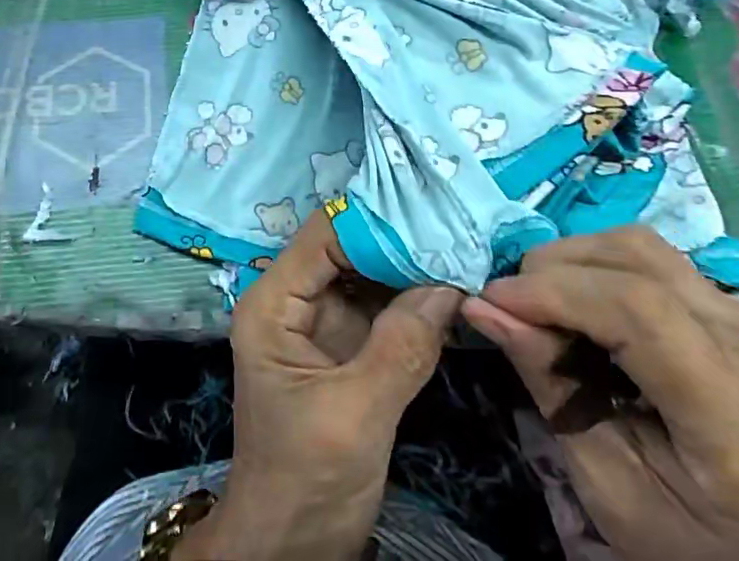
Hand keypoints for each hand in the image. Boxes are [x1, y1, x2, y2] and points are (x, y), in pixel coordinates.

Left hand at [176, 210, 462, 560]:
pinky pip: (382, 315)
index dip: (371, 221)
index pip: (322, 239)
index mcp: (273, 304)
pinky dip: (414, 304)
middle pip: (346, 254)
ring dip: (411, 270)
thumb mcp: (355, 412)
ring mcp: (322, 328)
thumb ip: (400, 347)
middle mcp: (294, 304)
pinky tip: (453, 292)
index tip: (429, 210)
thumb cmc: (306, 475)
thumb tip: (448, 286)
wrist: (290, 542)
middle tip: (460, 226)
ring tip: (465, 247)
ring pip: (368, 282)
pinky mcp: (347, 353)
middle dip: (398, 243)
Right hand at [461, 227, 738, 560]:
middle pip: (643, 266)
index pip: (643, 314)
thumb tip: (482, 307)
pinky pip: (668, 268)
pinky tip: (589, 308)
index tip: (492, 300)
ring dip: (578, 260)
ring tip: (543, 298)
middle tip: (509, 302)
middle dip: (554, 267)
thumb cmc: (688, 544)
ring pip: (653, 252)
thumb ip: (550, 388)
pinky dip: (607, 273)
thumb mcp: (606, 487)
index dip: (555, 291)